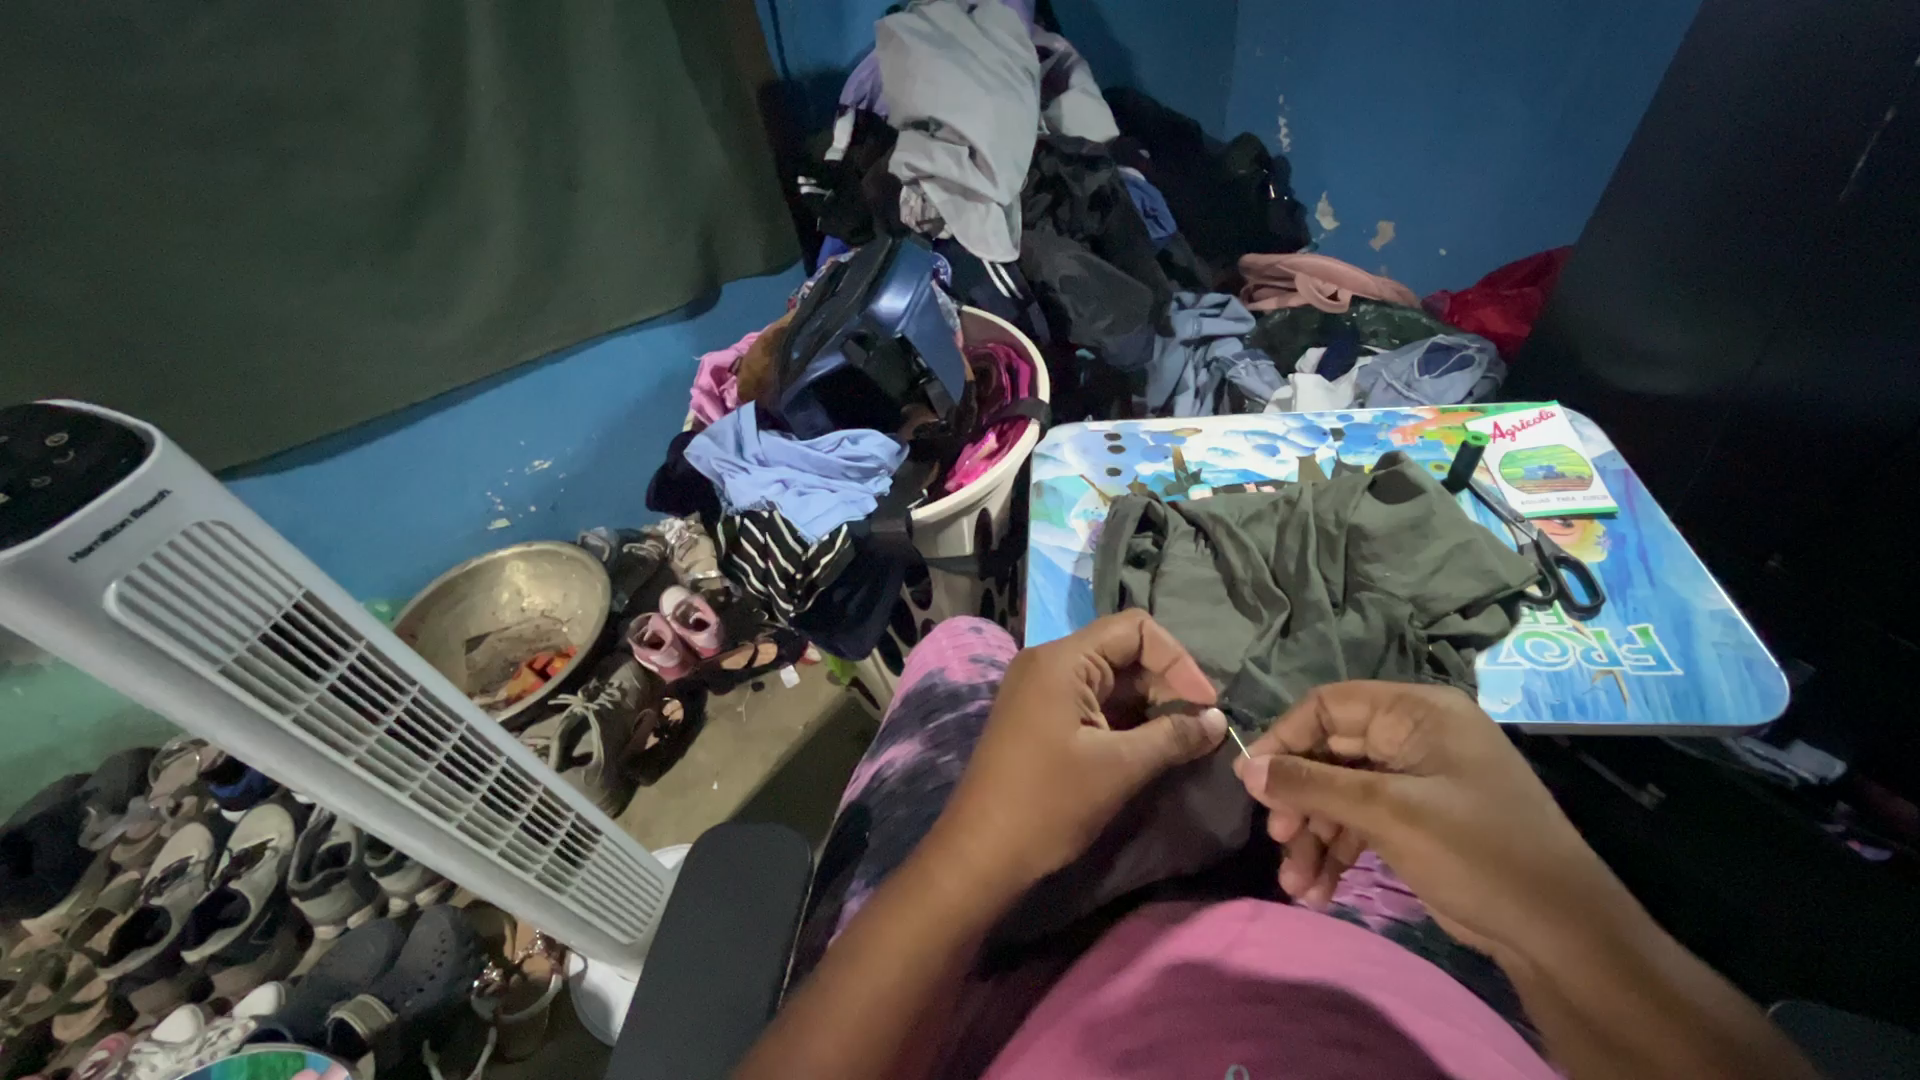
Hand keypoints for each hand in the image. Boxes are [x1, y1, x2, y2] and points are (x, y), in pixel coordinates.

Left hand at [926, 610, 1227, 903]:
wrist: (982, 852)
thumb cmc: (1049, 802)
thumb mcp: (1120, 767)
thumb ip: (1173, 736)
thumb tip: (1217, 719)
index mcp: (1062, 659)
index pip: (1134, 629)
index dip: (1178, 661)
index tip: (1206, 704)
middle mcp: (1048, 662)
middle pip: (1123, 652)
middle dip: (1167, 685)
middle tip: (1200, 728)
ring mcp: (1041, 689)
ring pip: (1110, 680)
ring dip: (1149, 705)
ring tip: (1183, 741)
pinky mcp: (1041, 716)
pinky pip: (1092, 702)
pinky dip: (1125, 719)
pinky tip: (1152, 746)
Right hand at [1234, 681, 1629, 961]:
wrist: (1562, 936)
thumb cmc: (1476, 851)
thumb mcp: (1387, 811)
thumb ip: (1312, 784)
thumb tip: (1246, 769)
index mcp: (1416, 713)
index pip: (1329, 706)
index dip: (1286, 739)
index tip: (1253, 780)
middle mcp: (1413, 739)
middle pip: (1329, 755)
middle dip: (1299, 802)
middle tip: (1277, 837)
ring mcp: (1414, 783)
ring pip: (1339, 796)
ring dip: (1313, 838)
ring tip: (1295, 884)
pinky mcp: (1415, 822)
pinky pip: (1359, 825)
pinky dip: (1336, 854)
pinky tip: (1316, 892)